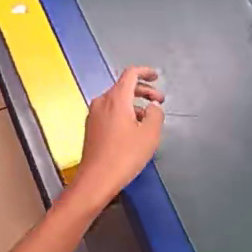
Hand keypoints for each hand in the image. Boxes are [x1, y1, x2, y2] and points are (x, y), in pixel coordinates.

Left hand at [70, 65, 164, 206]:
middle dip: (144, 91)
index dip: (145, 72)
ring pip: (117, 101)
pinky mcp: (91, 127)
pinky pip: (110, 112)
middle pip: (124, 87)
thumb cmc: (124, 156)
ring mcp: (94, 115)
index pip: (131, 74)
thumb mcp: (150, 134)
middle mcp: (102, 102)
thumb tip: (152, 108)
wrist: (96, 179)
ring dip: (134, 105)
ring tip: (149, 119)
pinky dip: (124, 113)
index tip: (156, 76)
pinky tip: (133, 129)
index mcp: (116, 99)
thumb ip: (156, 114)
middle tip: (159, 101)